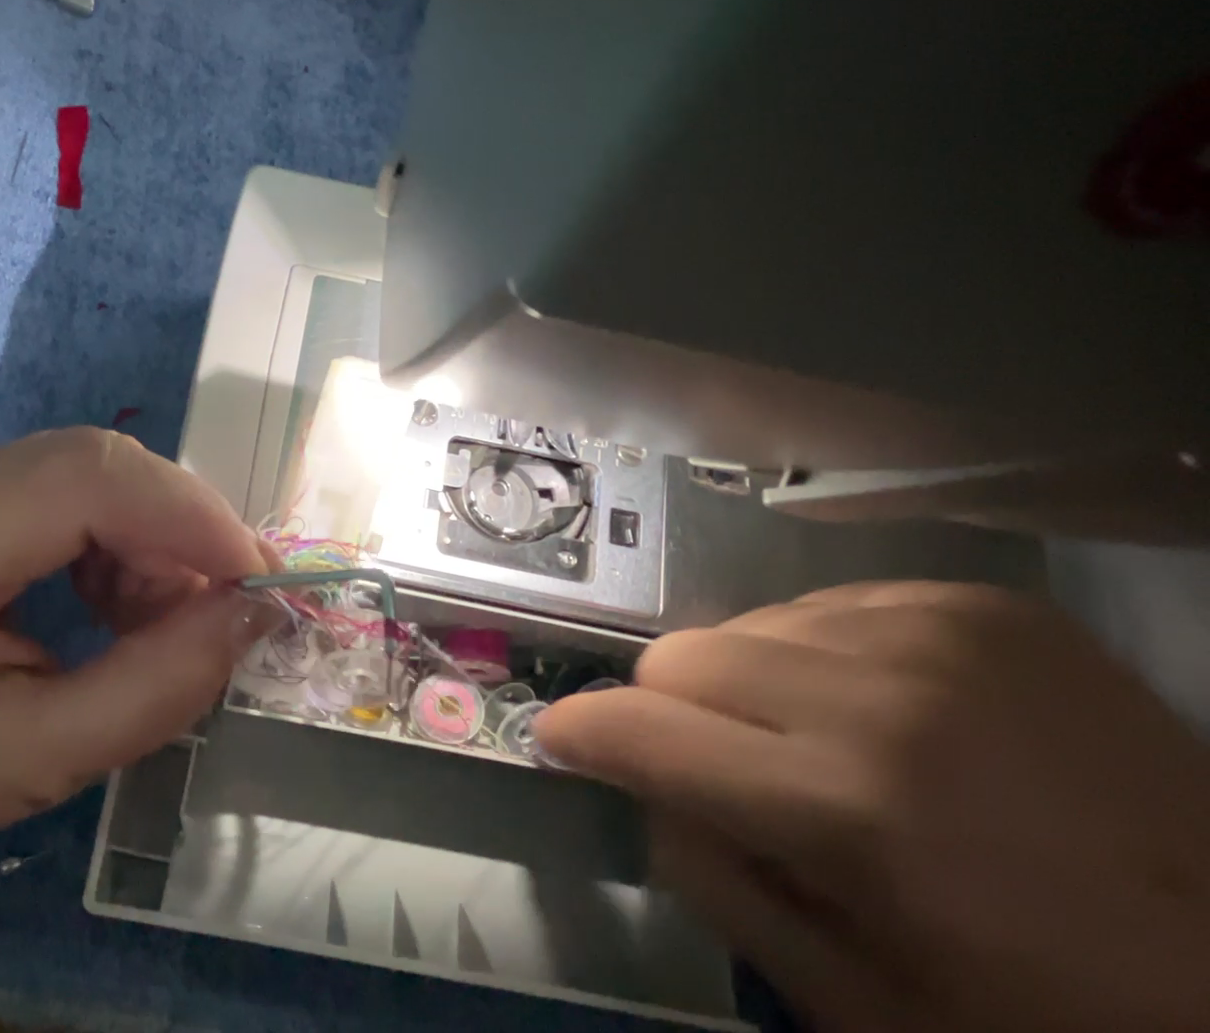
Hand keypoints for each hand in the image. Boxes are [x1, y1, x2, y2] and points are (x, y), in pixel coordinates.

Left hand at [0, 428, 280, 861]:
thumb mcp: (45, 760)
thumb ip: (156, 688)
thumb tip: (252, 611)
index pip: (78, 483)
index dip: (185, 516)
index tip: (256, 580)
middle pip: (94, 462)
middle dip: (182, 527)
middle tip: (227, 604)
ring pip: (95, 468)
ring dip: (157, 536)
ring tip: (165, 617)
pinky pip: (78, 485)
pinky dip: (127, 537)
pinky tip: (122, 599)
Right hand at [536, 582, 1209, 1032]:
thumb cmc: (1037, 1007)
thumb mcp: (846, 998)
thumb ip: (708, 879)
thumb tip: (640, 783)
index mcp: (846, 805)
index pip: (637, 729)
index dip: (578, 734)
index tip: (560, 742)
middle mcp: (882, 692)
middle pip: (677, 657)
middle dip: (666, 715)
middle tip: (714, 768)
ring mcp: (937, 630)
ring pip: (743, 624)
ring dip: (745, 684)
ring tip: (809, 741)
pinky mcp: (981, 604)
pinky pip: (823, 605)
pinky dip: (816, 653)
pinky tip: (876, 706)